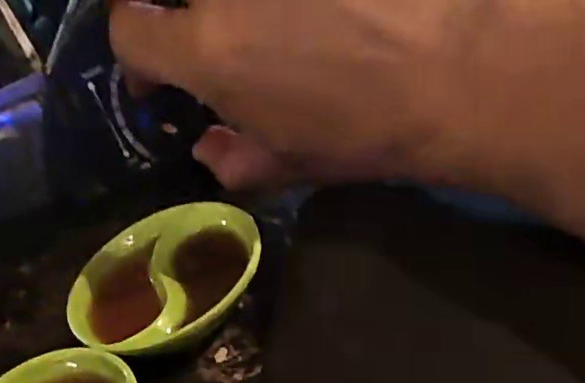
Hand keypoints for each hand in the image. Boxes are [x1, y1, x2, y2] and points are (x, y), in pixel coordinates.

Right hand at [110, 0, 496, 188]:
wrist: (454, 67)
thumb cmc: (372, 132)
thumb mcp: (300, 164)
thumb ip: (239, 159)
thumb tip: (209, 150)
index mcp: (209, 53)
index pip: (130, 31)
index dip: (142, 56)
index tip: (163, 76)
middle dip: (179, 20)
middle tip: (214, 44)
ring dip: (238, 14)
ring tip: (277, 30)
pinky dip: (281, 5)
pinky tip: (316, 18)